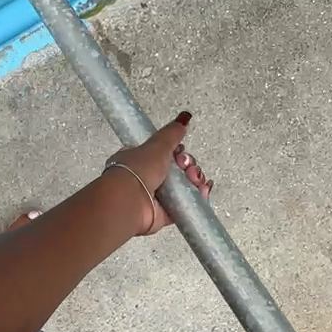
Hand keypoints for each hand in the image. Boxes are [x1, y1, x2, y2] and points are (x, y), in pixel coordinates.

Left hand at [105, 112, 212, 234]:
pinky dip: (196, 197)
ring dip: (195, 180)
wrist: (129, 202)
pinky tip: (203, 190)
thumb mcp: (157, 145)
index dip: (178, 152)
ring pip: (183, 186)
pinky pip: (185, 204)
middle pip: (177, 169)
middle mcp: (146, 178)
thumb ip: (172, 133)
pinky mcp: (164, 213)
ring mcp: (155, 197)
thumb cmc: (136, 171)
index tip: (181, 151)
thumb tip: (184, 118)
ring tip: (195, 179)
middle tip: (187, 167)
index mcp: (138, 159)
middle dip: (189, 166)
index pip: (164, 153)